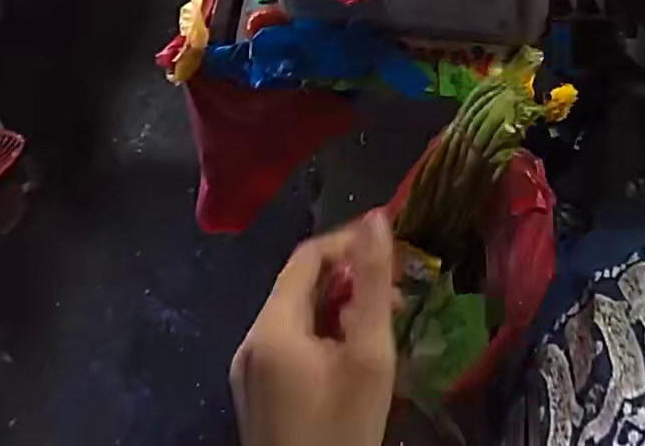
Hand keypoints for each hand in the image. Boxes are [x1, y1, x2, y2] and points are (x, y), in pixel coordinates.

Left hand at [232, 213, 396, 445]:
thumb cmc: (344, 432)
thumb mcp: (368, 353)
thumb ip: (372, 281)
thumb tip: (377, 218)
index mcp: (271, 328)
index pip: (308, 256)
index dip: (348, 241)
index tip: (389, 246)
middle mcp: (252, 342)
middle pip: (302, 283)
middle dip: (350, 274)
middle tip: (394, 285)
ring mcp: (250, 371)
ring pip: (299, 312)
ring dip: (341, 302)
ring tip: (384, 315)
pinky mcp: (259, 393)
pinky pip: (292, 340)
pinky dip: (325, 330)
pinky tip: (356, 347)